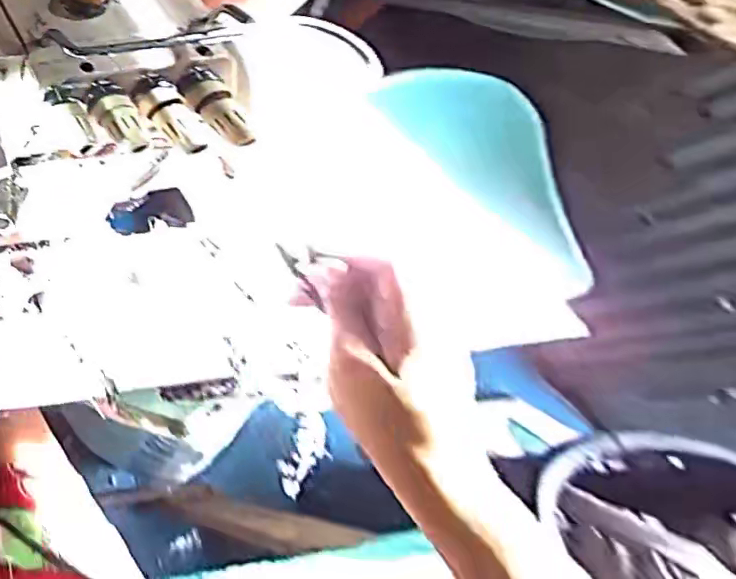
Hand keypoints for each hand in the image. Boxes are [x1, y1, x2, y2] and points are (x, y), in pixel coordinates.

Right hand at [315, 257, 479, 474]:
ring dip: (343, 296)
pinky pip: (389, 317)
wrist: (438, 481)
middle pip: (384, 278)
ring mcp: (435, 342)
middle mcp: (434, 325)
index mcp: (419, 322)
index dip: (343, 254)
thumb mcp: (350, 362)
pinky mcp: (428, 359)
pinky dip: (357, 314)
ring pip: (384, 298)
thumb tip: (325, 270)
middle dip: (337, 276)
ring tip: (307, 309)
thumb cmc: (389, 423)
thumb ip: (340, 310)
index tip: (304, 264)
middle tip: (298, 293)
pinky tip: (335, 330)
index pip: (386, 263)